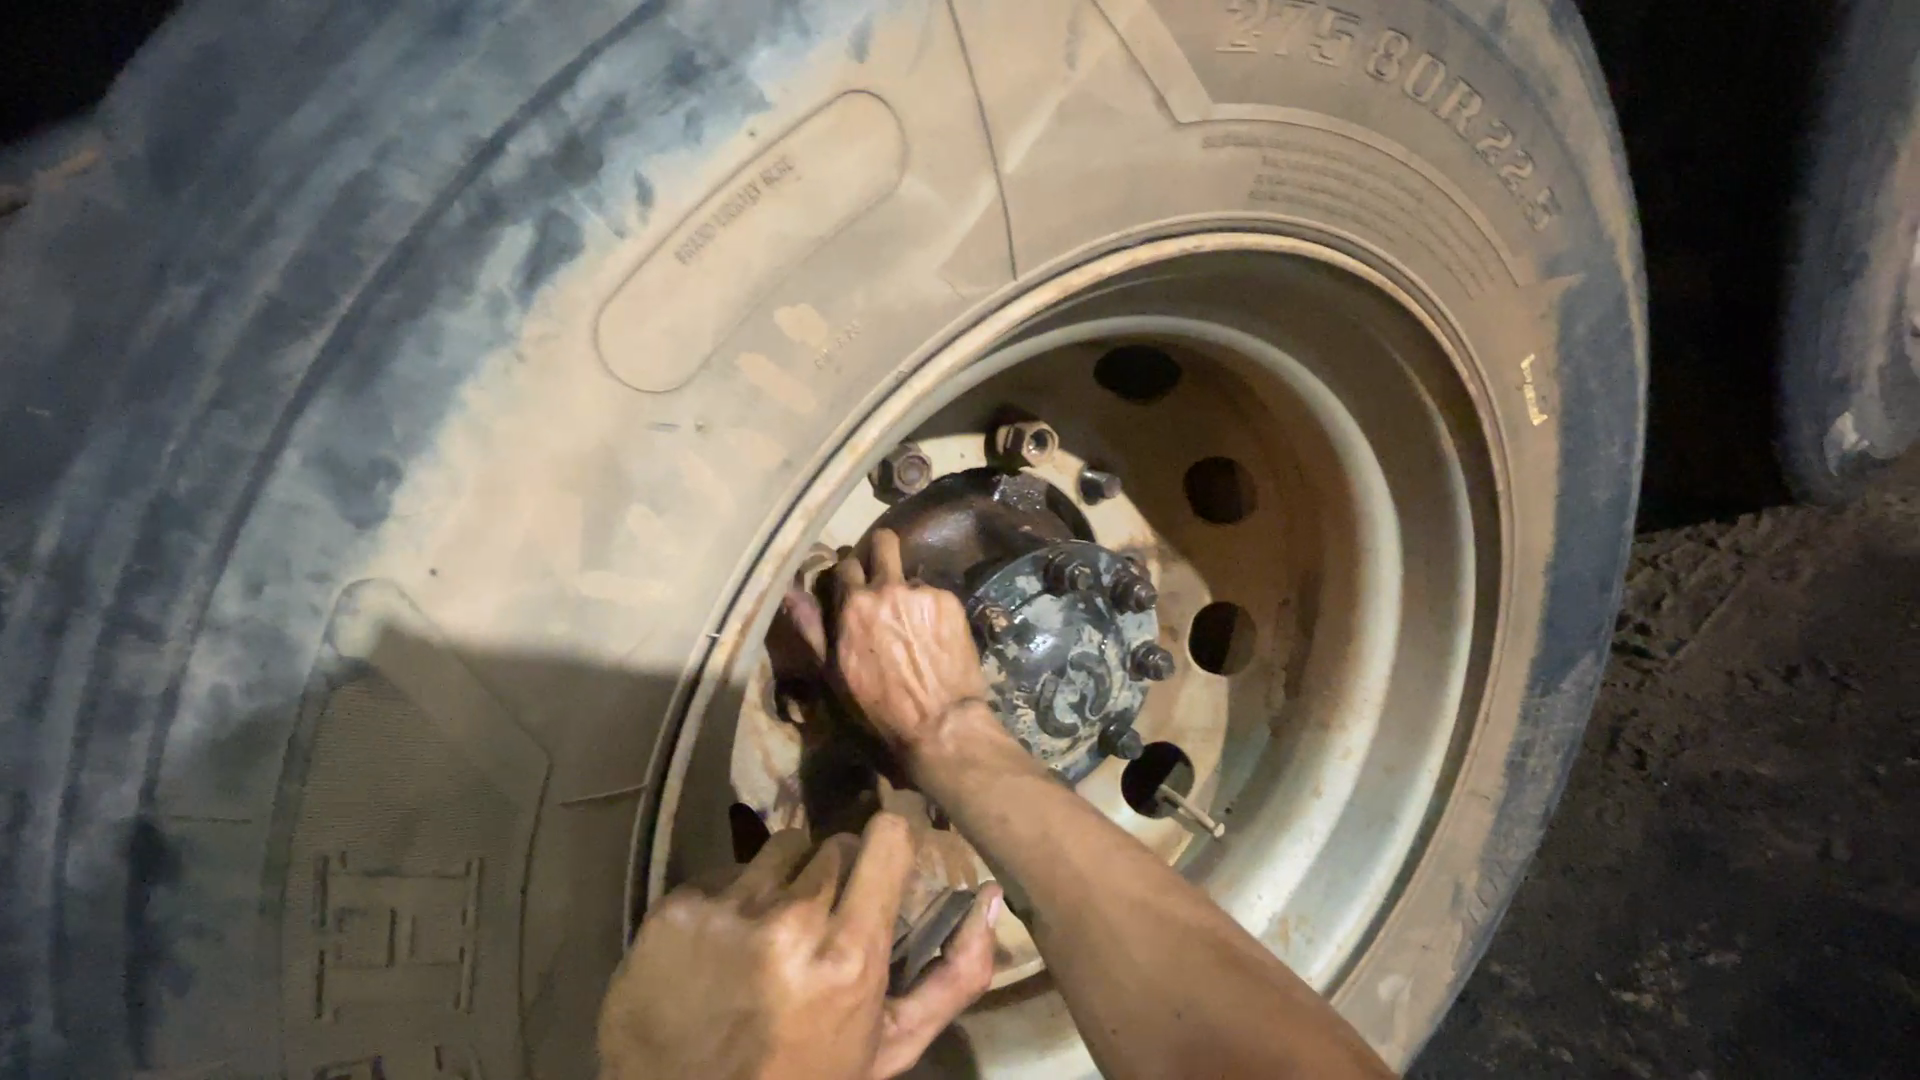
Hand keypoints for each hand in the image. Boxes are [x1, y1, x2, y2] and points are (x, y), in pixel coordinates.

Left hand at [597, 813, 1003, 1079]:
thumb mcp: (889, 1046)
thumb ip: (954, 976)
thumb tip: (989, 896)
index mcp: (848, 957)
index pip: (885, 838)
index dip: (890, 842)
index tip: (885, 859)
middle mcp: (788, 923)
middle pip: (833, 844)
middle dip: (837, 872)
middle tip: (825, 918)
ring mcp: (726, 913)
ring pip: (780, 848)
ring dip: (786, 877)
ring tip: (774, 927)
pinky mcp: (676, 909)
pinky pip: (726, 871)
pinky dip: (734, 897)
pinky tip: (725, 943)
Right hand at [832, 530, 991, 755]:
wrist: (939, 724)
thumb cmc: (878, 708)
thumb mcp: (833, 674)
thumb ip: (812, 628)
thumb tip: (788, 592)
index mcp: (853, 604)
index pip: (846, 564)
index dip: (849, 576)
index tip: (854, 588)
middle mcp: (888, 588)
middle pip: (883, 541)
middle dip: (881, 552)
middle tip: (885, 574)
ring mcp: (923, 592)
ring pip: (912, 576)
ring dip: (909, 593)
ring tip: (915, 626)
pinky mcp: (951, 602)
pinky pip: (936, 595)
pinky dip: (934, 611)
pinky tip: (936, 638)